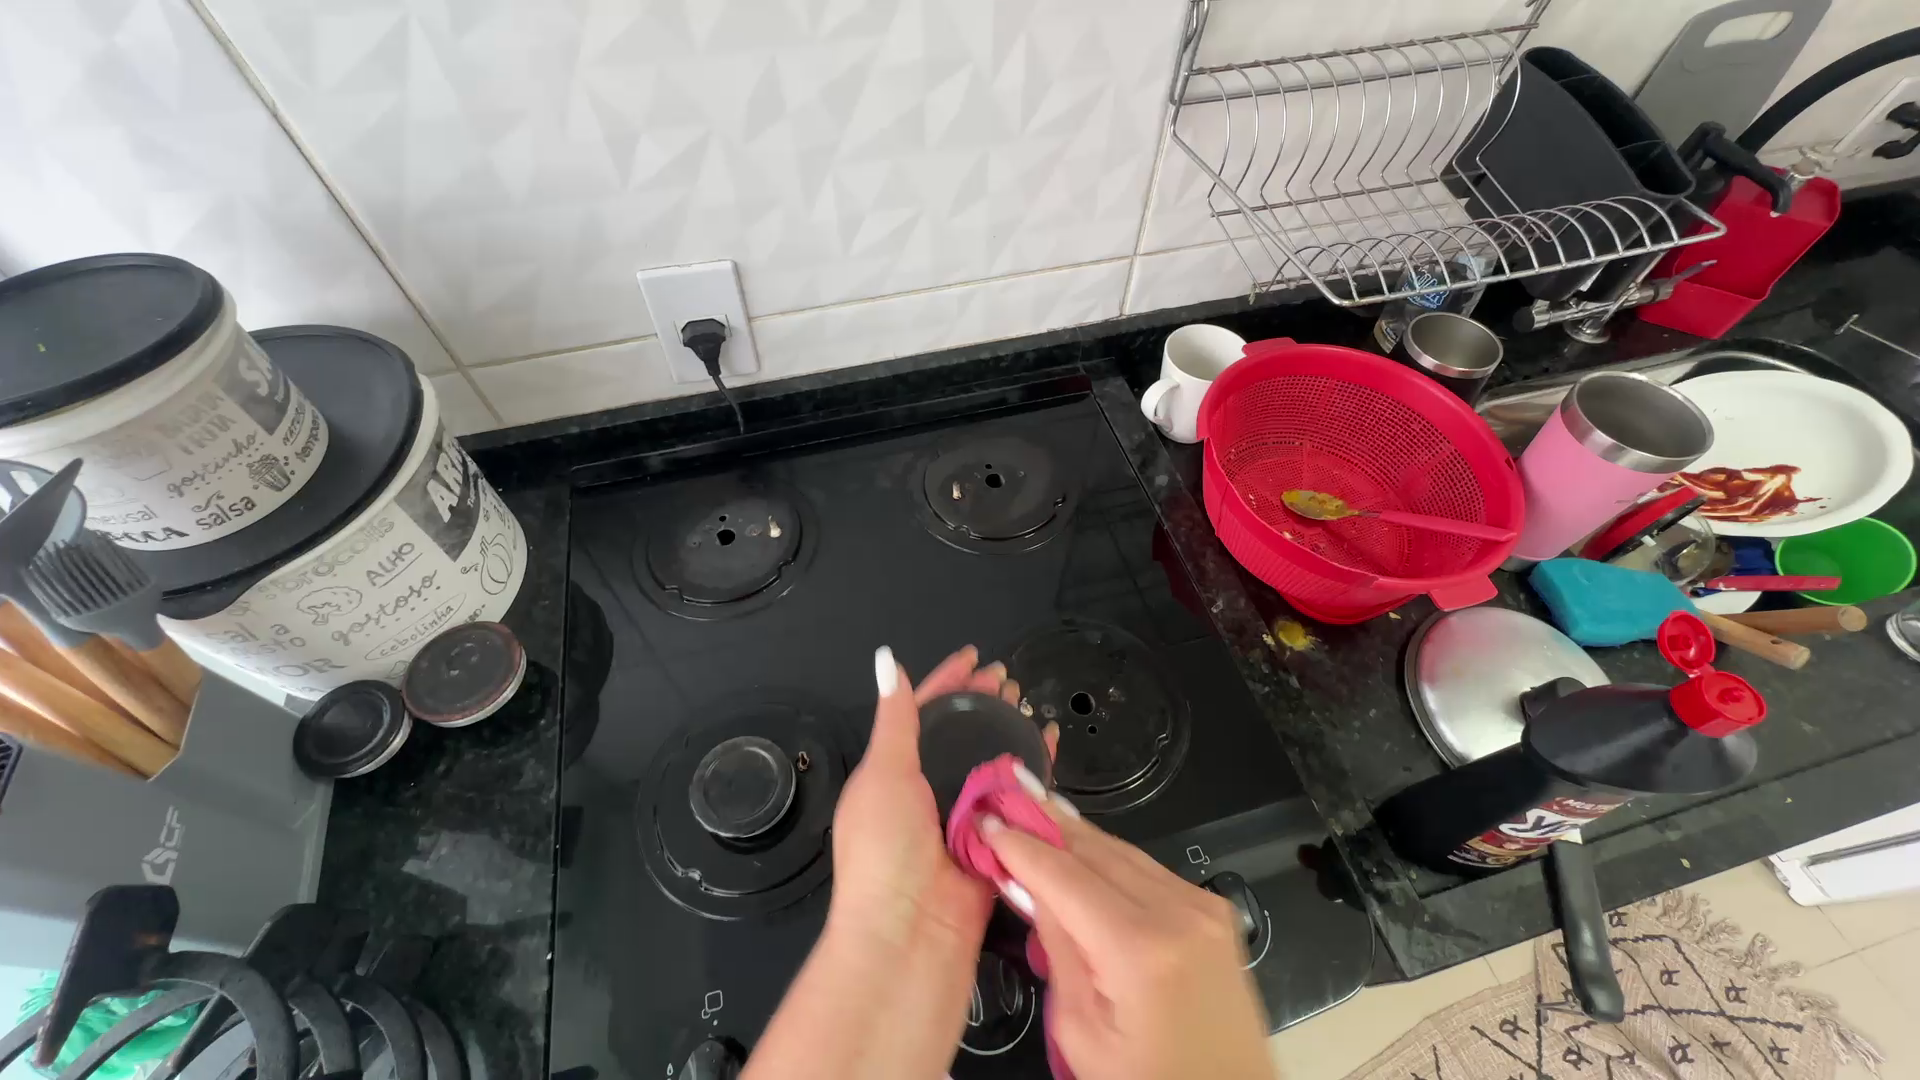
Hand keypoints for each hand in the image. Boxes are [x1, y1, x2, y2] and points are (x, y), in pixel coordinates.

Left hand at [827, 644, 1036, 948]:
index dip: (945, 681)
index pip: (920, 712)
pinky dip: (1032, 769)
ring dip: (1009, 730)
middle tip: (1009, 679)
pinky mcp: (995, 839)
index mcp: (893, 772)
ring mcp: (963, 815)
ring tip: (1029, 703)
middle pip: (961, 733)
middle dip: (983, 702)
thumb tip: (885, 658)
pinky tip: (1049, 746)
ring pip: (991, 760)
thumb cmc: (885, 848)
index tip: (972, 656)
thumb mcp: (884, 773)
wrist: (910, 935)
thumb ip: (895, 717)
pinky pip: (1016, 795)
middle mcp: (928, 790)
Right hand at [985, 806, 1274, 1079]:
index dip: (1019, 843)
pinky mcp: (1213, 907)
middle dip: (1043, 820)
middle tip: (1003, 796)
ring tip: (1032, 806)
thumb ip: (1057, 950)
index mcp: (1139, 949)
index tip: (984, 816)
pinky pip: (1146, 866)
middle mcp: (1176, 910)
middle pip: (1093, 848)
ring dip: (1073, 830)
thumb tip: (1030, 885)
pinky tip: (1077, 842)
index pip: (1063, 875)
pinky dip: (1106, 852)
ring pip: (1120, 848)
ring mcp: (1201, 904)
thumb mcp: (1082, 1033)